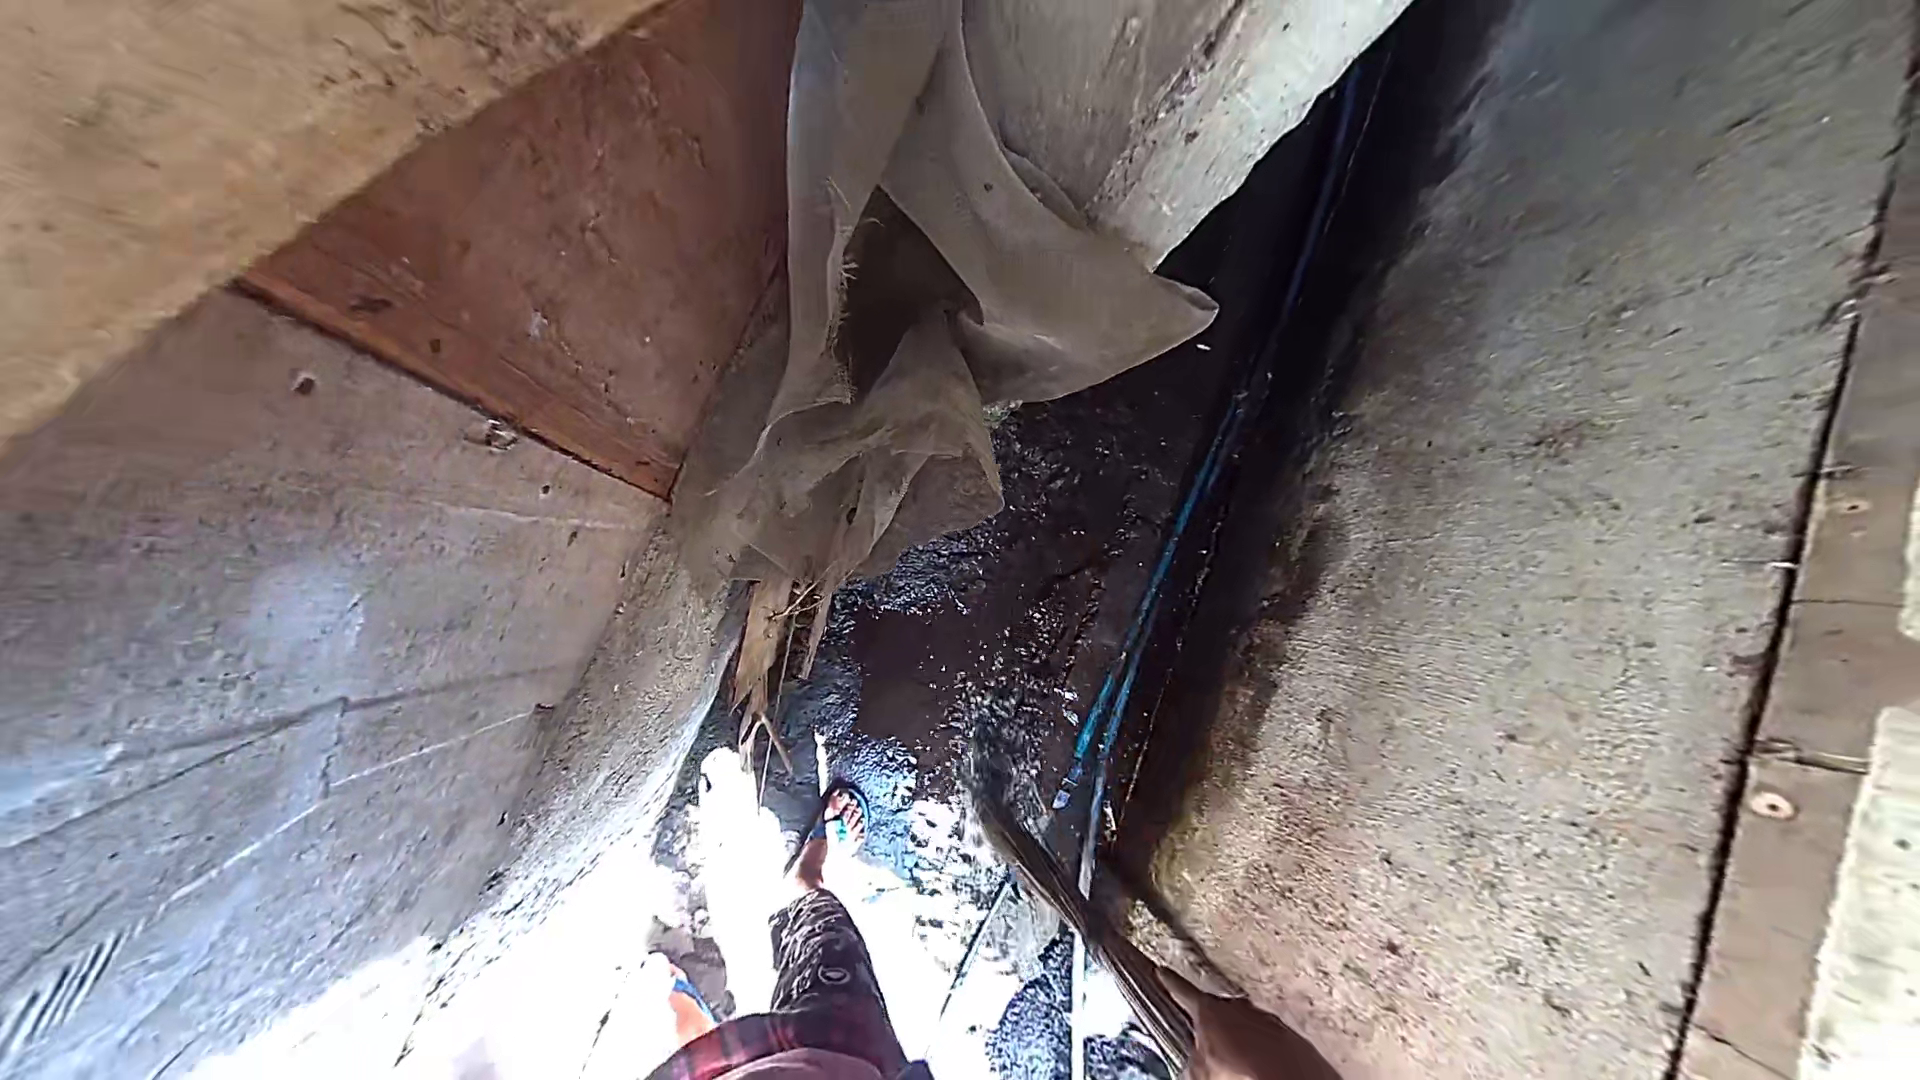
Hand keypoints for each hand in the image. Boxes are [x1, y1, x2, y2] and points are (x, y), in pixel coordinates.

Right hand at [1159, 967, 1340, 1079]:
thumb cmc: (1241, 1077)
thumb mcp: (1201, 1076)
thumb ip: (1191, 1065)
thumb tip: (1191, 1065)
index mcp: (1209, 1011)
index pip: (1181, 990)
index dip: (1169, 981)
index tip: (1161, 970)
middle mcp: (1237, 1007)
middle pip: (1218, 1012)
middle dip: (1216, 1028)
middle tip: (1214, 1049)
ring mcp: (1267, 1020)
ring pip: (1247, 1028)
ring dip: (1244, 1042)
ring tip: (1245, 1068)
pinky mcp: (1293, 1039)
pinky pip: (1272, 1044)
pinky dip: (1267, 1055)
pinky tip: (1267, 1074)